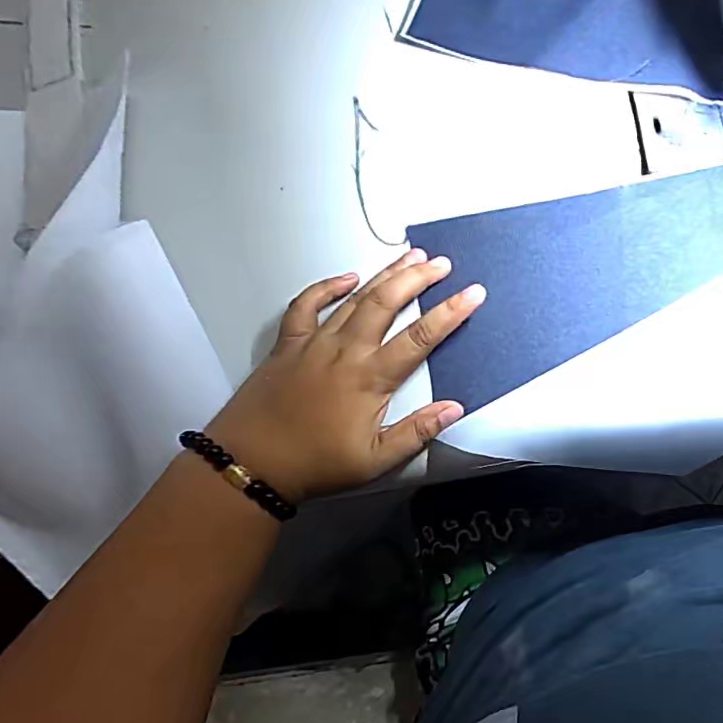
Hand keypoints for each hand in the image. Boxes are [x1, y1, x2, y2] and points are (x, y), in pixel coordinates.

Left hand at [204, 249, 483, 500]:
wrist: (250, 463)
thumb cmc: (314, 464)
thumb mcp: (375, 459)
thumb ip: (417, 431)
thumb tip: (453, 409)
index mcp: (369, 379)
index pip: (420, 337)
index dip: (451, 313)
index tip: (472, 294)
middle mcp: (344, 353)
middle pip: (387, 303)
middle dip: (418, 278)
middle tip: (441, 263)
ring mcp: (314, 344)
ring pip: (355, 298)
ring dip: (384, 275)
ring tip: (409, 258)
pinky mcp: (289, 345)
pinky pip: (307, 305)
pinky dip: (327, 287)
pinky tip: (346, 278)